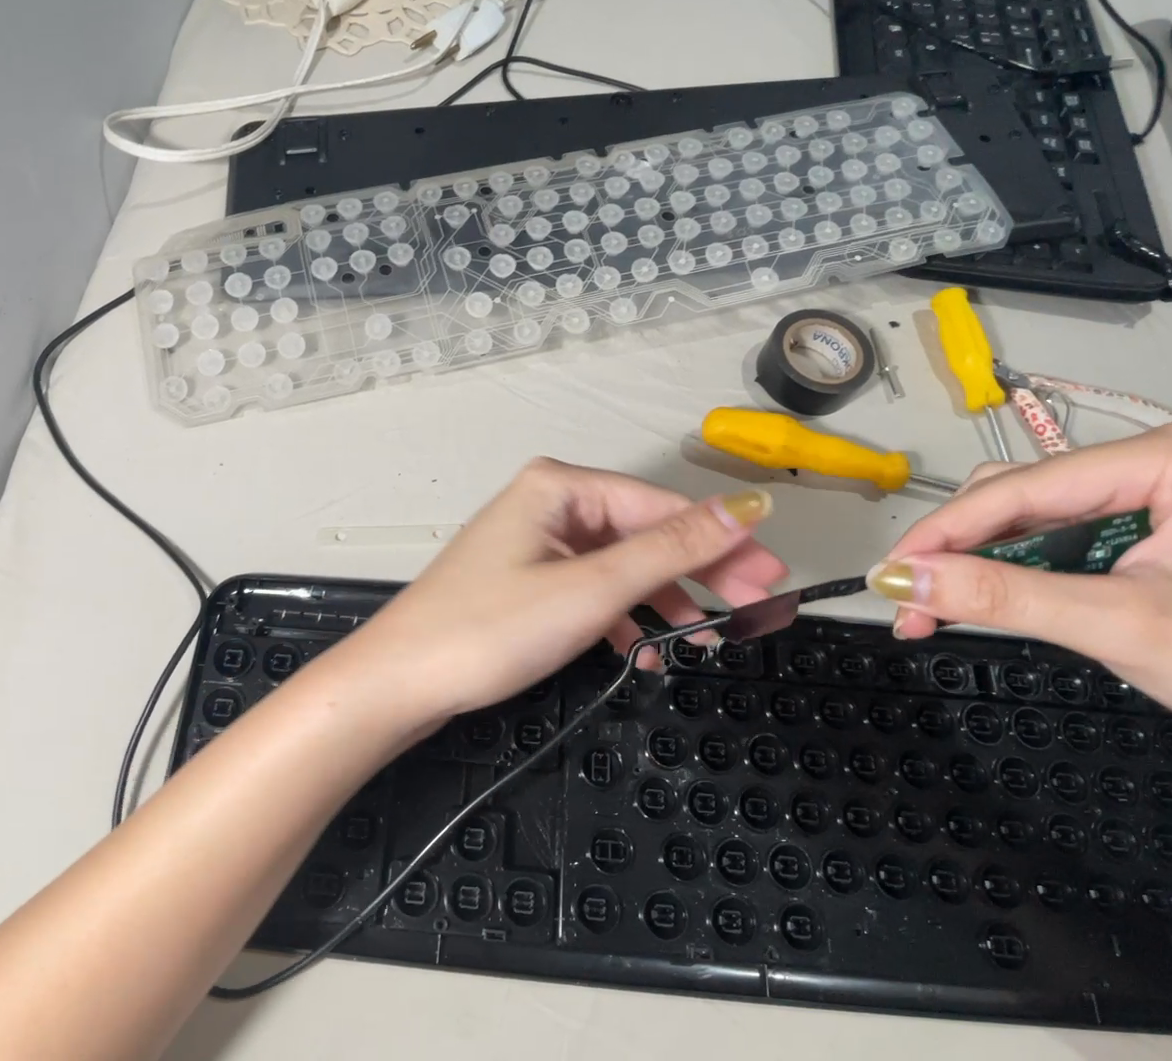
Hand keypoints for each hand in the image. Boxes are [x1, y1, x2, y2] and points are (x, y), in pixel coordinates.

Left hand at [322, 458, 788, 729]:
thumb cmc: (487, 630)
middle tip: (752, 611)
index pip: (662, 506)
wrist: (399, 684)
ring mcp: (536, 546)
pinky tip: (647, 653)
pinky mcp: (527, 583)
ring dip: (662, 603)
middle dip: (698, 575)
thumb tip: (744, 507)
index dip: (723, 541)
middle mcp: (549, 505)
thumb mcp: (590, 590)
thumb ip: (670, 550)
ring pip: (621, 568)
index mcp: (560, 487)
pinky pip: (591, 592)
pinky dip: (621, 620)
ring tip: (702, 642)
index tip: (772, 575)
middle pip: (645, 534)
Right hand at [866, 421, 1171, 763]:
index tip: (887, 571)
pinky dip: (996, 579)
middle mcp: (1146, 465)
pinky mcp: (1124, 534)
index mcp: (1168, 459)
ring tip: (923, 613)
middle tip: (905, 603)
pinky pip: (1038, 545)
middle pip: (1014, 498)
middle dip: (953, 553)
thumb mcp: (1121, 626)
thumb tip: (900, 579)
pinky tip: (961, 604)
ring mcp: (1135, 499)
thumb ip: (1005, 597)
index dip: (945, 530)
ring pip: (1016, 522)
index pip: (1026, 488)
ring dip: (966, 568)